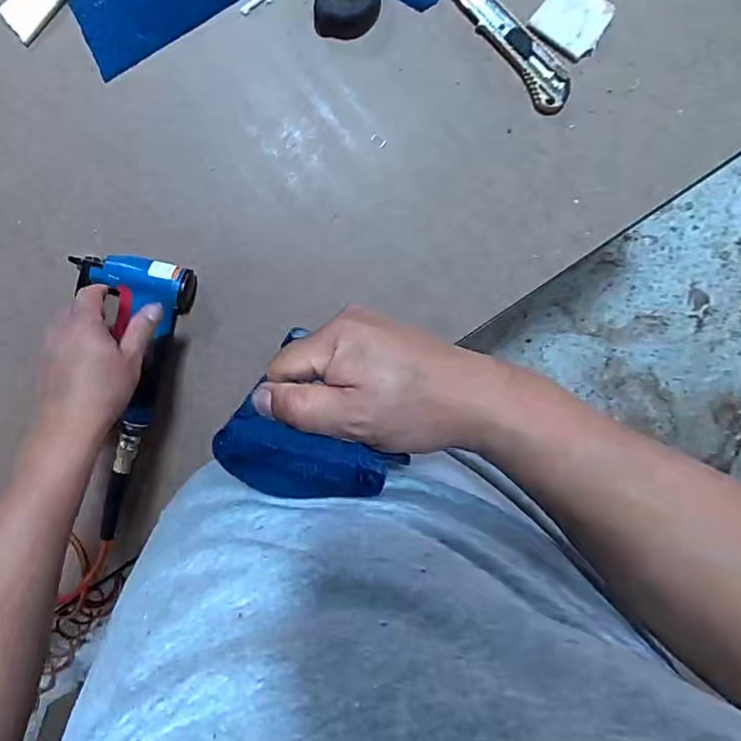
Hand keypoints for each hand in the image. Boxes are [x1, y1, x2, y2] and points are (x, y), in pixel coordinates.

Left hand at [35, 285, 160, 446]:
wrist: (68, 426)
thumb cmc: (100, 394)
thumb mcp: (131, 359)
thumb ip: (141, 329)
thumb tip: (152, 309)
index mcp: (82, 321)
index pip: (90, 292)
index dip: (105, 290)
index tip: (119, 296)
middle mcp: (61, 329)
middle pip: (76, 306)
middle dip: (96, 310)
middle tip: (116, 325)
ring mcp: (49, 346)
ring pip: (66, 324)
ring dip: (83, 327)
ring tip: (103, 347)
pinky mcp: (44, 363)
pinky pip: (59, 342)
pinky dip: (72, 344)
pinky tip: (87, 365)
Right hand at [252, 305, 554, 453]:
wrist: (482, 400)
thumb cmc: (414, 411)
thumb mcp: (350, 418)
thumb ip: (298, 408)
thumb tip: (258, 398)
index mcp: (332, 335)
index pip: (280, 370)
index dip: (292, 401)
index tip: (324, 422)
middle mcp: (344, 318)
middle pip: (302, 364)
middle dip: (316, 394)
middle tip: (350, 418)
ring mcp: (367, 322)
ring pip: (324, 363)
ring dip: (335, 388)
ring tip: (370, 408)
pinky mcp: (385, 332)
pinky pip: (347, 357)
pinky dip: (354, 378)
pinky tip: (382, 394)